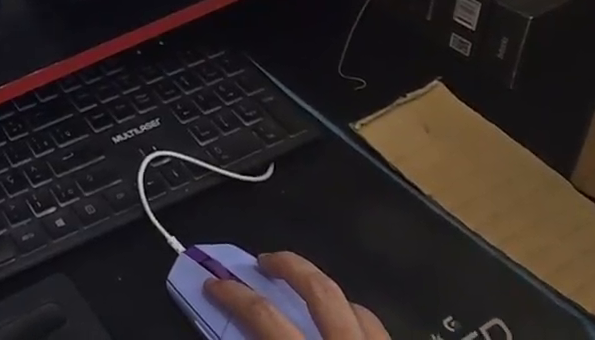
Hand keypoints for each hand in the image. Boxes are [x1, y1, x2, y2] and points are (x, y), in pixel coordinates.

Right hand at [205, 252, 387, 339]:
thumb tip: (232, 331)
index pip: (263, 314)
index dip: (232, 294)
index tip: (214, 284)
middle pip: (320, 291)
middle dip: (288, 266)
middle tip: (264, 261)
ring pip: (359, 309)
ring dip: (327, 292)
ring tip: (306, 291)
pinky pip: (380, 334)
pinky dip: (358, 322)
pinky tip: (346, 329)